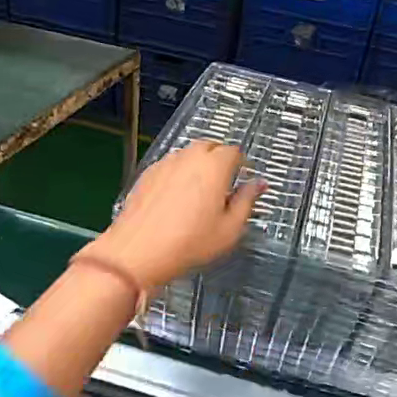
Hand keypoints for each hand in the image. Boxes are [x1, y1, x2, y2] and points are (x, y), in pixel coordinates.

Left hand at [83, 141, 265, 288]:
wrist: (138, 251)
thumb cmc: (190, 243)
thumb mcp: (230, 229)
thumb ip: (247, 201)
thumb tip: (258, 184)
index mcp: (214, 166)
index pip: (234, 151)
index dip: (241, 163)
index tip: (243, 178)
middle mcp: (189, 157)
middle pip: (210, 146)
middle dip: (219, 159)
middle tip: (223, 184)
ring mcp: (165, 163)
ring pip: (188, 154)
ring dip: (197, 165)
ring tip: (200, 191)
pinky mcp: (147, 174)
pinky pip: (169, 166)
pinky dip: (178, 174)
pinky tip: (176, 198)